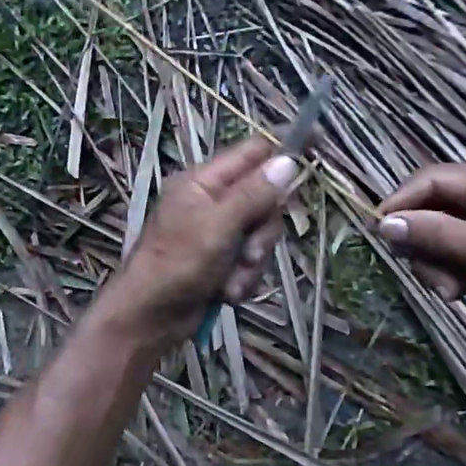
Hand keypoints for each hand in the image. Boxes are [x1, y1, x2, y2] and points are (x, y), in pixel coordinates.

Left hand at [100, 138, 297, 346]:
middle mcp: (212, 202)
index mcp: (204, 181)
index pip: (253, 153)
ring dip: (251, 264)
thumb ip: (254, 194)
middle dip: (262, 233)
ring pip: (260, 236)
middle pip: (265, 200)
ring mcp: (217, 233)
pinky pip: (249, 263)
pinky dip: (241, 280)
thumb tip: (288, 160)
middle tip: (249, 253)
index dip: (283, 152)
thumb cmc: (177, 264)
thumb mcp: (218, 225)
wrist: (149, 318)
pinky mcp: (221, 262)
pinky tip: (225, 293)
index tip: (317, 147)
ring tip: (230, 282)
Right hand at [375, 161, 465, 327]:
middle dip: (423, 243)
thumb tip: (384, 224)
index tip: (379, 234)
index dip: (399, 204)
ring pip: (443, 234)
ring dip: (438, 263)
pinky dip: (455, 270)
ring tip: (452, 291)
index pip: (430, 180)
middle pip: (433, 208)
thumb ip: (434, 234)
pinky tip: (464, 291)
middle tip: (429, 277)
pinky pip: (461, 250)